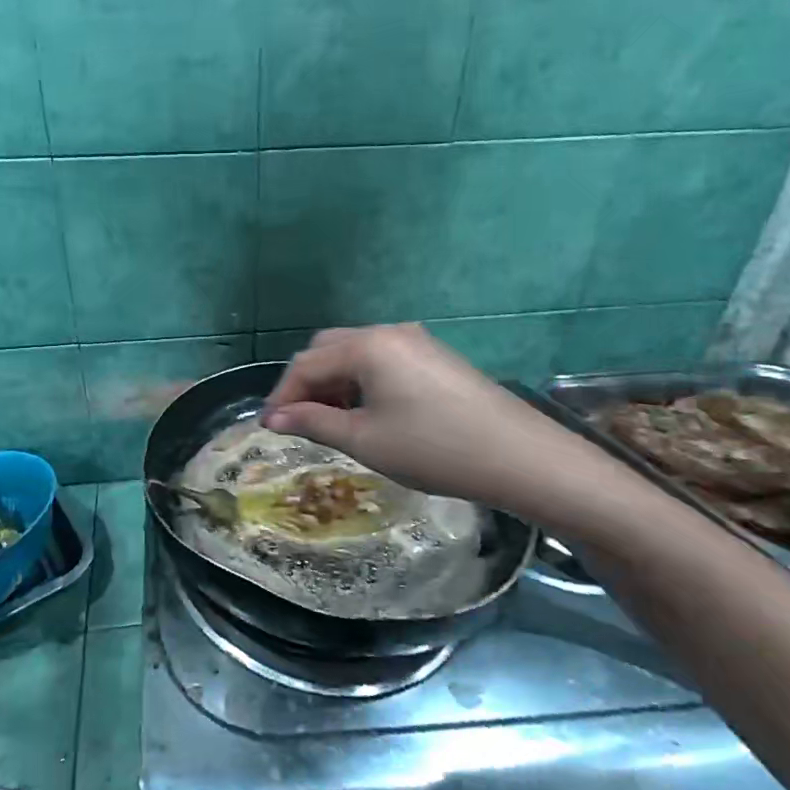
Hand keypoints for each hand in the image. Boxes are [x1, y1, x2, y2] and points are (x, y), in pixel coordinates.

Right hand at [263, 324, 663, 539]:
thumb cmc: (432, 448)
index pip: (305, 364)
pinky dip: (362, 382)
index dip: (282, 396)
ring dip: (335, 383)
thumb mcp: (364, 440)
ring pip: (356, 354)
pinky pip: (383, 360)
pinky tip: (368, 413)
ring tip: (332, 423)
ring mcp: (416, 341)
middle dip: (306, 383)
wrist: (520, 457)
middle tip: (299, 423)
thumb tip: (274, 419)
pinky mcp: (436, 357)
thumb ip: (313, 423)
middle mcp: (389, 331)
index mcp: (366, 345)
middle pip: (328, 349)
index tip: (269, 428)